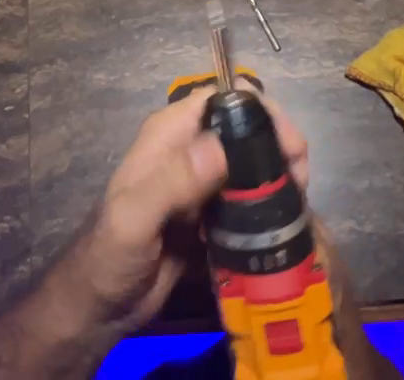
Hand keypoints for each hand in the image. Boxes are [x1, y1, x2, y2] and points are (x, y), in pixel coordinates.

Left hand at [59, 83, 309, 331]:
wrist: (103, 305)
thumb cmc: (110, 256)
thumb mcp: (135, 218)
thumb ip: (172, 182)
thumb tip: (220, 148)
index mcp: (167, 135)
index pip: (218, 98)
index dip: (257, 108)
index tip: (288, 140)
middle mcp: (187, 150)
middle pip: (242, 127)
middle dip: (276, 143)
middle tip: (301, 178)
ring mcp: (201, 183)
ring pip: (249, 161)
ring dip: (277, 173)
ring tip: (299, 200)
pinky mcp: (212, 214)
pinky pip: (247, 196)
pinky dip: (268, 202)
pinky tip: (285, 220)